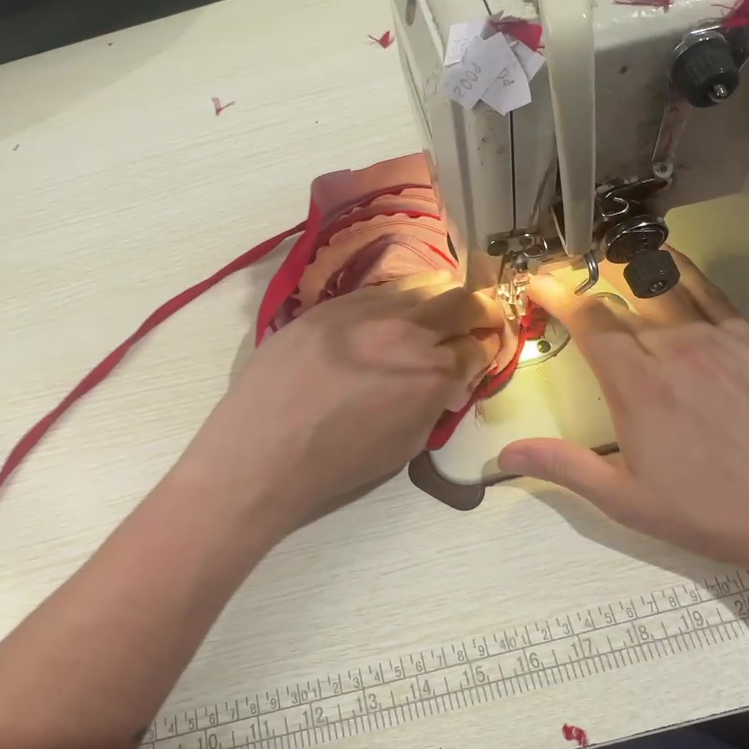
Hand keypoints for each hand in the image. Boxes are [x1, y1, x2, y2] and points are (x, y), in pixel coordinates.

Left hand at [175, 274, 503, 533]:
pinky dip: (394, 299)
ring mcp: (366, 311)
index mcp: (434, 374)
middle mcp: (408, 332)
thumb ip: (434, 406)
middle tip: (479, 319)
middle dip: (480, 311)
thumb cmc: (337, 463)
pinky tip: (388, 314)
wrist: (264, 450)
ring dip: (437, 298)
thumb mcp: (405, 446)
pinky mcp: (330, 304)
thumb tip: (446, 385)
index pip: (478, 347)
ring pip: (419, 285)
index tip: (480, 355)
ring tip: (433, 311)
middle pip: (461, 302)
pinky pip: (376, 290)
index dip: (485, 352)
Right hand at [499, 249, 748, 574]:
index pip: (589, 320)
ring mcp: (718, 341)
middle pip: (621, 299)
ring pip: (664, 287)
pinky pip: (710, 293)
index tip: (536, 282)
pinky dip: (683, 273)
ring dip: (630, 270)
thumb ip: (564, 467)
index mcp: (637, 385)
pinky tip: (672, 269)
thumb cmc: (710, 512)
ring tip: (608, 261)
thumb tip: (505, 454)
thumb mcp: (626, 500)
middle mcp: (674, 349)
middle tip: (565, 282)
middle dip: (586, 284)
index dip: (558, 294)